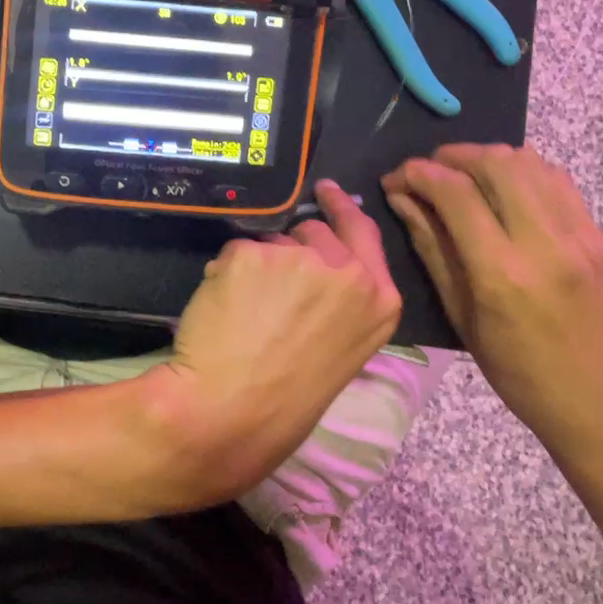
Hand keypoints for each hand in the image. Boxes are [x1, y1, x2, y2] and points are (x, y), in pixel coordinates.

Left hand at [149, 179, 401, 503]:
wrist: (231, 411)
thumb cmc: (287, 394)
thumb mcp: (340, 346)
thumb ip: (339, 298)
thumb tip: (312, 260)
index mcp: (379, 300)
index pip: (362, 231)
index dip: (341, 209)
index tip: (327, 192)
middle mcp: (347, 272)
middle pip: (314, 232)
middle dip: (292, 245)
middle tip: (271, 282)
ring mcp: (298, 258)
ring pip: (271, 240)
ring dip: (258, 261)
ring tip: (247, 310)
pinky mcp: (251, 254)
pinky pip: (235, 250)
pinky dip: (226, 272)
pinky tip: (224, 308)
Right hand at [381, 145, 602, 476]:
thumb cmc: (518, 373)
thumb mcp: (461, 315)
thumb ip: (432, 248)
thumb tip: (403, 200)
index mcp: (502, 274)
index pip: (454, 193)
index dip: (417, 173)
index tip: (395, 177)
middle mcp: (545, 244)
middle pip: (495, 164)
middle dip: (452, 156)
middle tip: (427, 171)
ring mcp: (580, 237)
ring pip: (530, 163)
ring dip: (488, 158)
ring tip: (463, 175)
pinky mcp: (600, 236)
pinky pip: (558, 181)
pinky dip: (523, 170)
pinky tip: (504, 188)